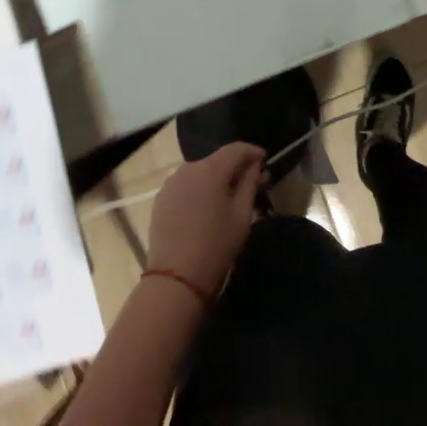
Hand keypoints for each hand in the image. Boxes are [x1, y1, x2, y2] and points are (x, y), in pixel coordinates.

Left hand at [146, 142, 264, 297]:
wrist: (175, 278)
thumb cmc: (216, 245)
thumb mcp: (242, 215)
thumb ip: (250, 183)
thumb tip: (255, 165)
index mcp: (210, 169)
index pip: (236, 149)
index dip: (253, 152)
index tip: (265, 161)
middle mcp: (187, 168)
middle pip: (217, 160)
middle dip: (235, 168)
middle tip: (252, 184)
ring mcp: (171, 183)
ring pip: (200, 173)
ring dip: (216, 180)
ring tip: (229, 198)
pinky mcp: (161, 199)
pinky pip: (186, 186)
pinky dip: (199, 190)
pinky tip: (206, 209)